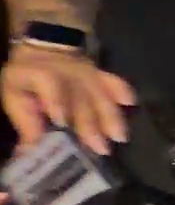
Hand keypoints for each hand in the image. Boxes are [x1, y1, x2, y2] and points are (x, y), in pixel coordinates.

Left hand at [2, 46, 133, 154]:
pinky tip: (129, 103)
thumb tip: (30, 151)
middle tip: (100, 147)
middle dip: (90, 123)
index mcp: (38, 73)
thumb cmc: (25, 80)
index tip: (62, 123)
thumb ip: (26, 121)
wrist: (44, 54)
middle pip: (81, 99)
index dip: (56, 102)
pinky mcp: (104, 76)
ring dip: (111, 117)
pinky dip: (123, 92)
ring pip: (101, 96)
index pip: (49, 85)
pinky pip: (115, 83)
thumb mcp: (14, 97)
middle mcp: (67, 73)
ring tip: (119, 137)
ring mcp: (89, 74)